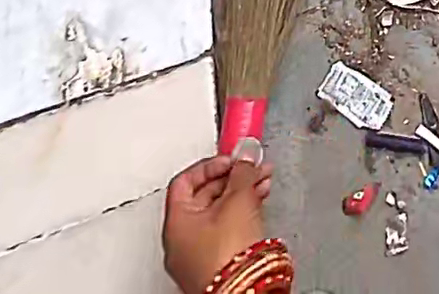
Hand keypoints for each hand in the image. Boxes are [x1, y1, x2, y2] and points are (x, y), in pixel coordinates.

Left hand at [161, 155, 274, 292]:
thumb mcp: (238, 198)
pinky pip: (227, 226)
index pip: (185, 181)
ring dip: (242, 190)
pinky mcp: (216, 263)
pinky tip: (260, 198)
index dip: (209, 165)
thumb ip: (242, 171)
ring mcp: (198, 253)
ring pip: (220, 210)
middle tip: (250, 165)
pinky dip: (243, 209)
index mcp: (176, 222)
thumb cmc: (227, 253)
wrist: (242, 290)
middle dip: (232, 176)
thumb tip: (244, 157)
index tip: (230, 158)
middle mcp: (181, 240)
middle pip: (205, 195)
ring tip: (262, 178)